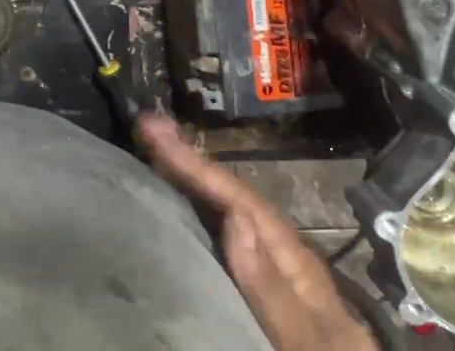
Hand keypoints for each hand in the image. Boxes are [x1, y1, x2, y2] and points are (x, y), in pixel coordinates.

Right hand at [137, 116, 376, 350]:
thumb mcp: (308, 340)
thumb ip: (273, 288)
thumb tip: (235, 217)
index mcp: (296, 264)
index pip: (240, 200)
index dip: (195, 163)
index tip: (152, 128)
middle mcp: (283, 260)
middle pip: (233, 199)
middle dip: (190, 161)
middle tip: (146, 126)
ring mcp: (274, 278)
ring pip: (227, 216)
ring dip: (191, 182)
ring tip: (153, 152)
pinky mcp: (259, 298)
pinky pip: (220, 241)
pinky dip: (196, 214)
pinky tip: (177, 210)